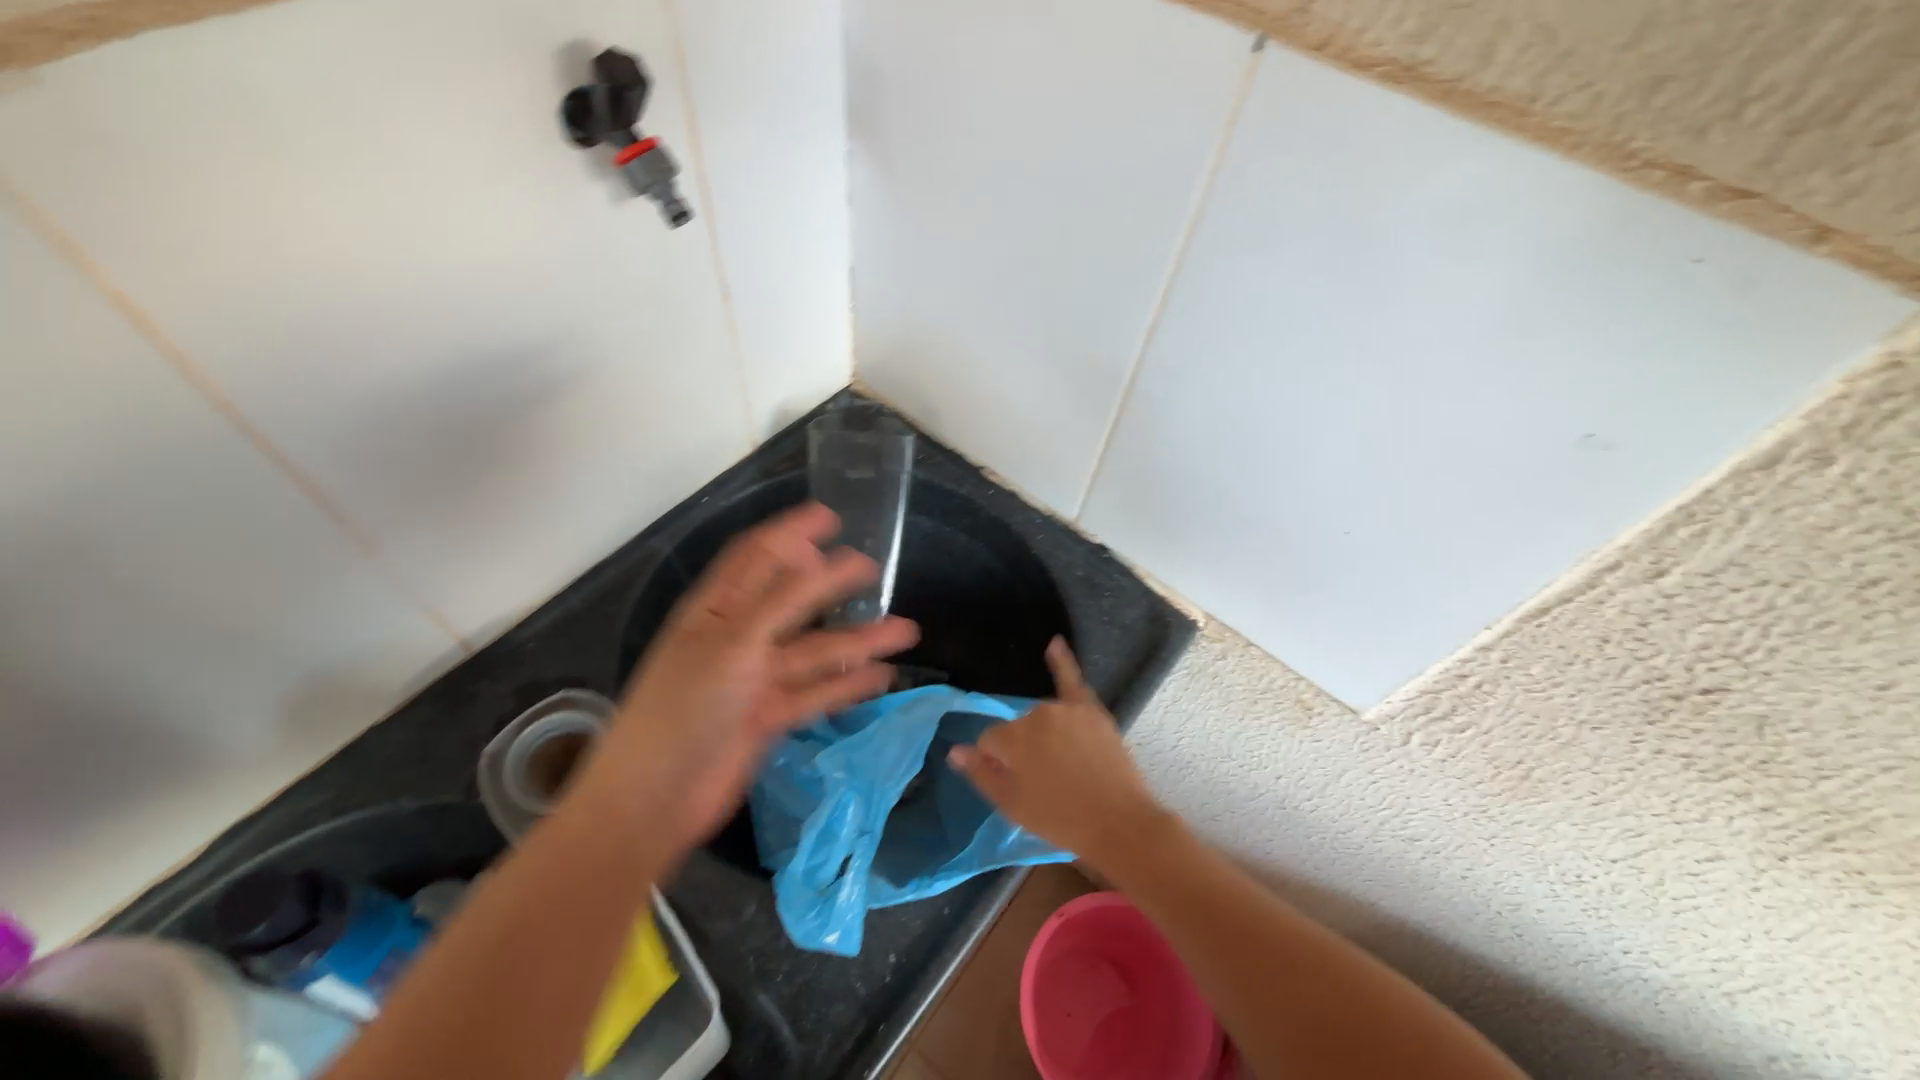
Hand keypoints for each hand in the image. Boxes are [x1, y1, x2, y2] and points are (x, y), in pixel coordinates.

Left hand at [574, 502, 918, 856]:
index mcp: (713, 610)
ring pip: (813, 649)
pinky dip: (847, 684)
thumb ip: (779, 602)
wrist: (654, 799)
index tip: (831, 517)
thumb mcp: (730, 644)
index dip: (790, 533)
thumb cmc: (682, 709)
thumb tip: (823, 560)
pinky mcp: (769, 717)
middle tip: (873, 568)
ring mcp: (753, 679)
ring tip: (905, 630)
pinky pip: (815, 692)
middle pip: (791, 600)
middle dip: (830, 583)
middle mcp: (735, 637)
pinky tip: (882, 676)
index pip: (755, 556)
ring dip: (856, 639)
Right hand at [948, 637, 1165, 864]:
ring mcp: (1067, 709)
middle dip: (1021, 750)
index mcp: (1012, 738)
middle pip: (1016, 729)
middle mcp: (1037, 714)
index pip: (989, 742)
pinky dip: (1063, 661)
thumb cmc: (1060, 820)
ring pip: (1040, 718)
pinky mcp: (1093, 711)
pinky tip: (1055, 643)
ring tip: (1061, 765)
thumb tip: (955, 750)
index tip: (1015, 784)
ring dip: (1042, 733)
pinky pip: (1073, 680)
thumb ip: (981, 773)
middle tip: (1043, 781)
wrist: (1118, 823)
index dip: (997, 763)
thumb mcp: (1012, 805)